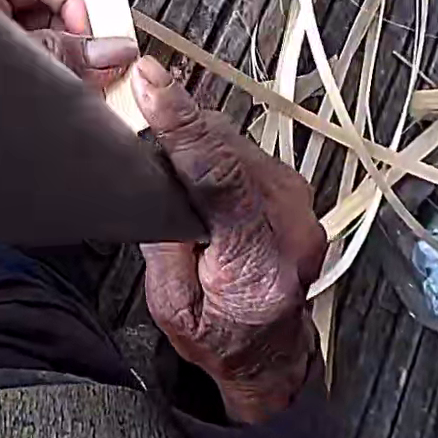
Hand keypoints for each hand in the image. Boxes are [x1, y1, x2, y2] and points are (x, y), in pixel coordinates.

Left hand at [0, 0, 135, 320]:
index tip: (94, 26)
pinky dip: (81, 109)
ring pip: (68, 60)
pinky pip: (63, 99)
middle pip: (62, 15)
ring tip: (100, 100)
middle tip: (109, 68)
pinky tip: (89, 122)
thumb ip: (57, 58)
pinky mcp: (18, 111)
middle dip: (89, 39)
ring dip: (90, 78)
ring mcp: (9, 73)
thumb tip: (111, 51)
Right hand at [135, 56, 326, 423]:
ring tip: (172, 167)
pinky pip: (244, 148)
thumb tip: (150, 172)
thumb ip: (162, 237)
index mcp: (257, 260)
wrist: (272, 353)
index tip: (150, 83)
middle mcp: (289, 222)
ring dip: (197, 141)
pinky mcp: (293, 188)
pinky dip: (214, 149)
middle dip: (179, 129)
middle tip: (140, 129)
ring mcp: (297, 201)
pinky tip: (198, 171)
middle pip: (224, 146)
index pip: (218, 174)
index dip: (180, 124)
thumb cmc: (224, 337)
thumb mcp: (172, 303)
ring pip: (234, 140)